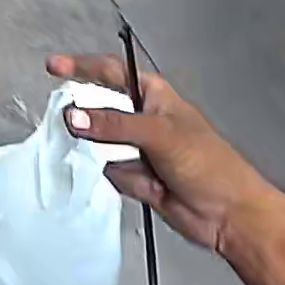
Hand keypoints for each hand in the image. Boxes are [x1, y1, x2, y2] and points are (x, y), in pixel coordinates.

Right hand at [48, 55, 282, 255]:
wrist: (231, 218)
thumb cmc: (210, 165)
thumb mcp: (160, 134)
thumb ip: (113, 123)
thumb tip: (73, 116)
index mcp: (151, 94)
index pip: (109, 70)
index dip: (80, 65)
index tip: (53, 66)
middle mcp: (139, 116)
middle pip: (95, 106)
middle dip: (86, 117)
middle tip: (73, 124)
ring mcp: (133, 145)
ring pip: (95, 138)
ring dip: (101, 150)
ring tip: (133, 163)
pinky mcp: (130, 172)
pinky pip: (103, 166)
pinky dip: (115, 174)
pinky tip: (143, 183)